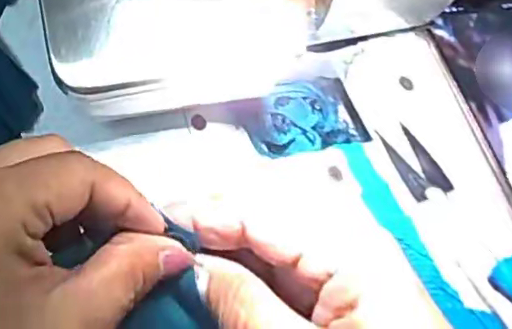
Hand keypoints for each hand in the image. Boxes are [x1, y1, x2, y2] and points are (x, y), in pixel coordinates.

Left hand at [0, 136, 193, 328]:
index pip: (79, 170)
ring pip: (32, 160)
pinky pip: (7, 176)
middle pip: (55, 155)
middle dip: (100, 192)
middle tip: (134, 239)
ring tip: (102, 242)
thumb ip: (124, 274)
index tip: (161, 235)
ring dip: (72, 194)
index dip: (128, 199)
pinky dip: (41, 200)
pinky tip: (60, 240)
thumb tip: (168, 246)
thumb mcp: (66, 323)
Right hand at [171, 195, 449, 328]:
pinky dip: (247, 265)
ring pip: (265, 229)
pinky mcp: (345, 290)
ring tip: (186, 262)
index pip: (255, 204)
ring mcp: (349, 264)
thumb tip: (196, 268)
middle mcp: (352, 240)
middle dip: (208, 222)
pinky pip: (281, 259)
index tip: (159, 225)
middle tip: (165, 242)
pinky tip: (222, 278)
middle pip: (259, 206)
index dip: (200, 212)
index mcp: (353, 246)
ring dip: (223, 243)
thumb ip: (246, 307)